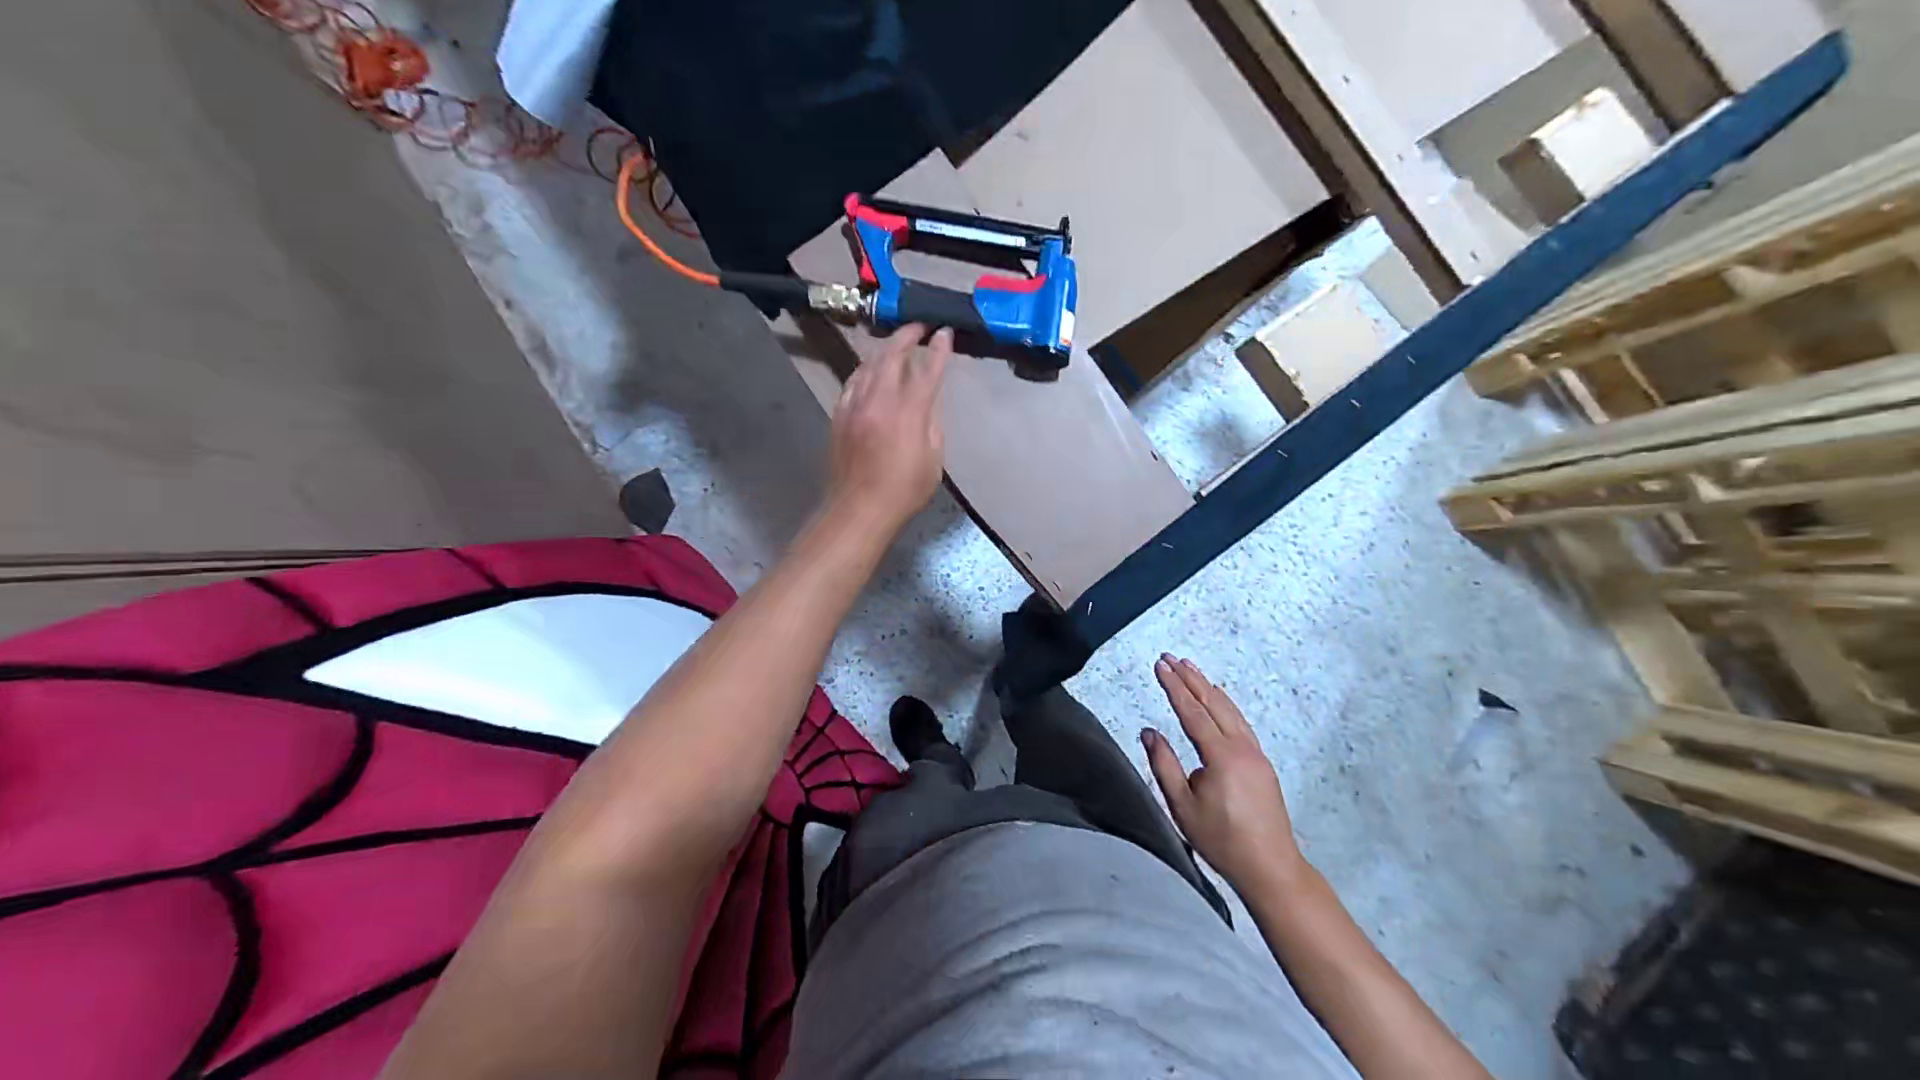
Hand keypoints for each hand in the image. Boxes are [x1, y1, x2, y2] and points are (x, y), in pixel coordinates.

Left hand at [827, 324, 950, 533]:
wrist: (860, 508)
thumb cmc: (904, 490)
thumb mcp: (934, 459)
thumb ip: (931, 424)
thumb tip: (926, 403)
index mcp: (909, 412)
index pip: (927, 369)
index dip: (939, 349)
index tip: (945, 333)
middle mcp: (880, 401)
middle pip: (892, 355)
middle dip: (907, 335)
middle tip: (919, 328)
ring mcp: (855, 405)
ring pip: (868, 364)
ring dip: (885, 350)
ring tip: (897, 346)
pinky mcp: (840, 414)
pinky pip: (853, 381)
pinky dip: (866, 371)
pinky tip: (871, 372)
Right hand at [1142, 655, 1306, 891]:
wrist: (1270, 867)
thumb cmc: (1222, 840)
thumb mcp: (1183, 806)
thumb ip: (1164, 765)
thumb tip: (1150, 732)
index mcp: (1221, 756)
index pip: (1192, 712)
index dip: (1174, 687)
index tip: (1159, 666)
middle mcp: (1242, 748)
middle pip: (1213, 703)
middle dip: (1190, 678)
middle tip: (1170, 658)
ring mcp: (1255, 754)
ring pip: (1230, 710)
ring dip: (1208, 687)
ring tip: (1191, 669)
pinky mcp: (1261, 763)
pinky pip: (1240, 722)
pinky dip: (1225, 704)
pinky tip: (1218, 699)